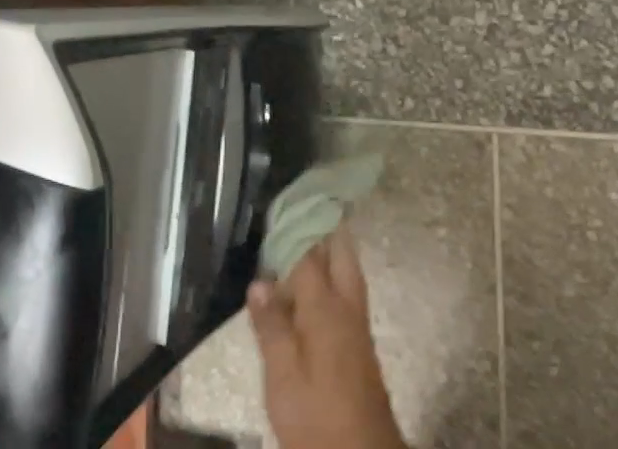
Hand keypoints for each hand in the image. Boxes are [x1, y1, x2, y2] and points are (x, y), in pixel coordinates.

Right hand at [245, 226, 406, 448]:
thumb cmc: (317, 417)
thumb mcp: (282, 377)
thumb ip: (272, 326)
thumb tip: (260, 281)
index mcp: (325, 309)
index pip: (309, 254)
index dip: (295, 225)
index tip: (282, 199)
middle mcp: (347, 307)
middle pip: (341, 253)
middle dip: (324, 225)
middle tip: (301, 204)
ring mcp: (357, 325)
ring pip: (347, 271)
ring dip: (329, 248)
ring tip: (302, 230)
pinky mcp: (358, 343)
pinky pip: (345, 291)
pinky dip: (329, 274)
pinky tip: (309, 282)